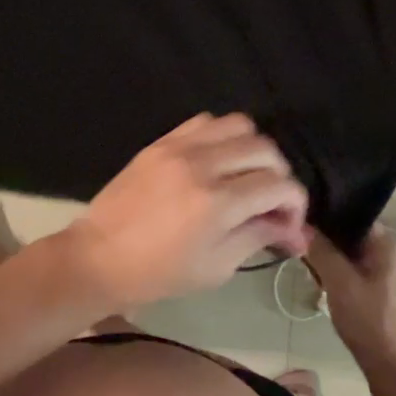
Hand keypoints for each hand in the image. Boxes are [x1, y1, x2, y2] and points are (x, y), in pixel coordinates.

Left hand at [60, 113, 309, 309]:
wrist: (98, 258)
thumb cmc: (158, 274)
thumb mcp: (217, 267)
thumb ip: (259, 238)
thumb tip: (297, 232)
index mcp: (218, 203)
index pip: (280, 186)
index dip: (296, 205)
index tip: (289, 226)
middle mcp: (203, 165)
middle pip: (266, 150)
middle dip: (280, 177)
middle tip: (272, 203)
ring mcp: (180, 147)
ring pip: (240, 125)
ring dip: (254, 150)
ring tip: (247, 177)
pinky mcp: (162, 142)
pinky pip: (206, 121)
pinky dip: (223, 136)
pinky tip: (219, 161)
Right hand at [304, 225, 395, 368]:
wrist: (388, 362)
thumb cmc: (367, 319)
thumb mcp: (339, 282)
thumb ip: (320, 251)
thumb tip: (301, 225)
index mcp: (387, 243)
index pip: (353, 215)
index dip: (327, 217)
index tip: (301, 222)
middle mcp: (390, 250)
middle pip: (350, 234)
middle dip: (325, 242)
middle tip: (301, 248)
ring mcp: (386, 269)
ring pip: (349, 252)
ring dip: (329, 259)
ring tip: (308, 267)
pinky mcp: (379, 285)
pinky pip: (354, 268)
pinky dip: (337, 272)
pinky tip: (321, 282)